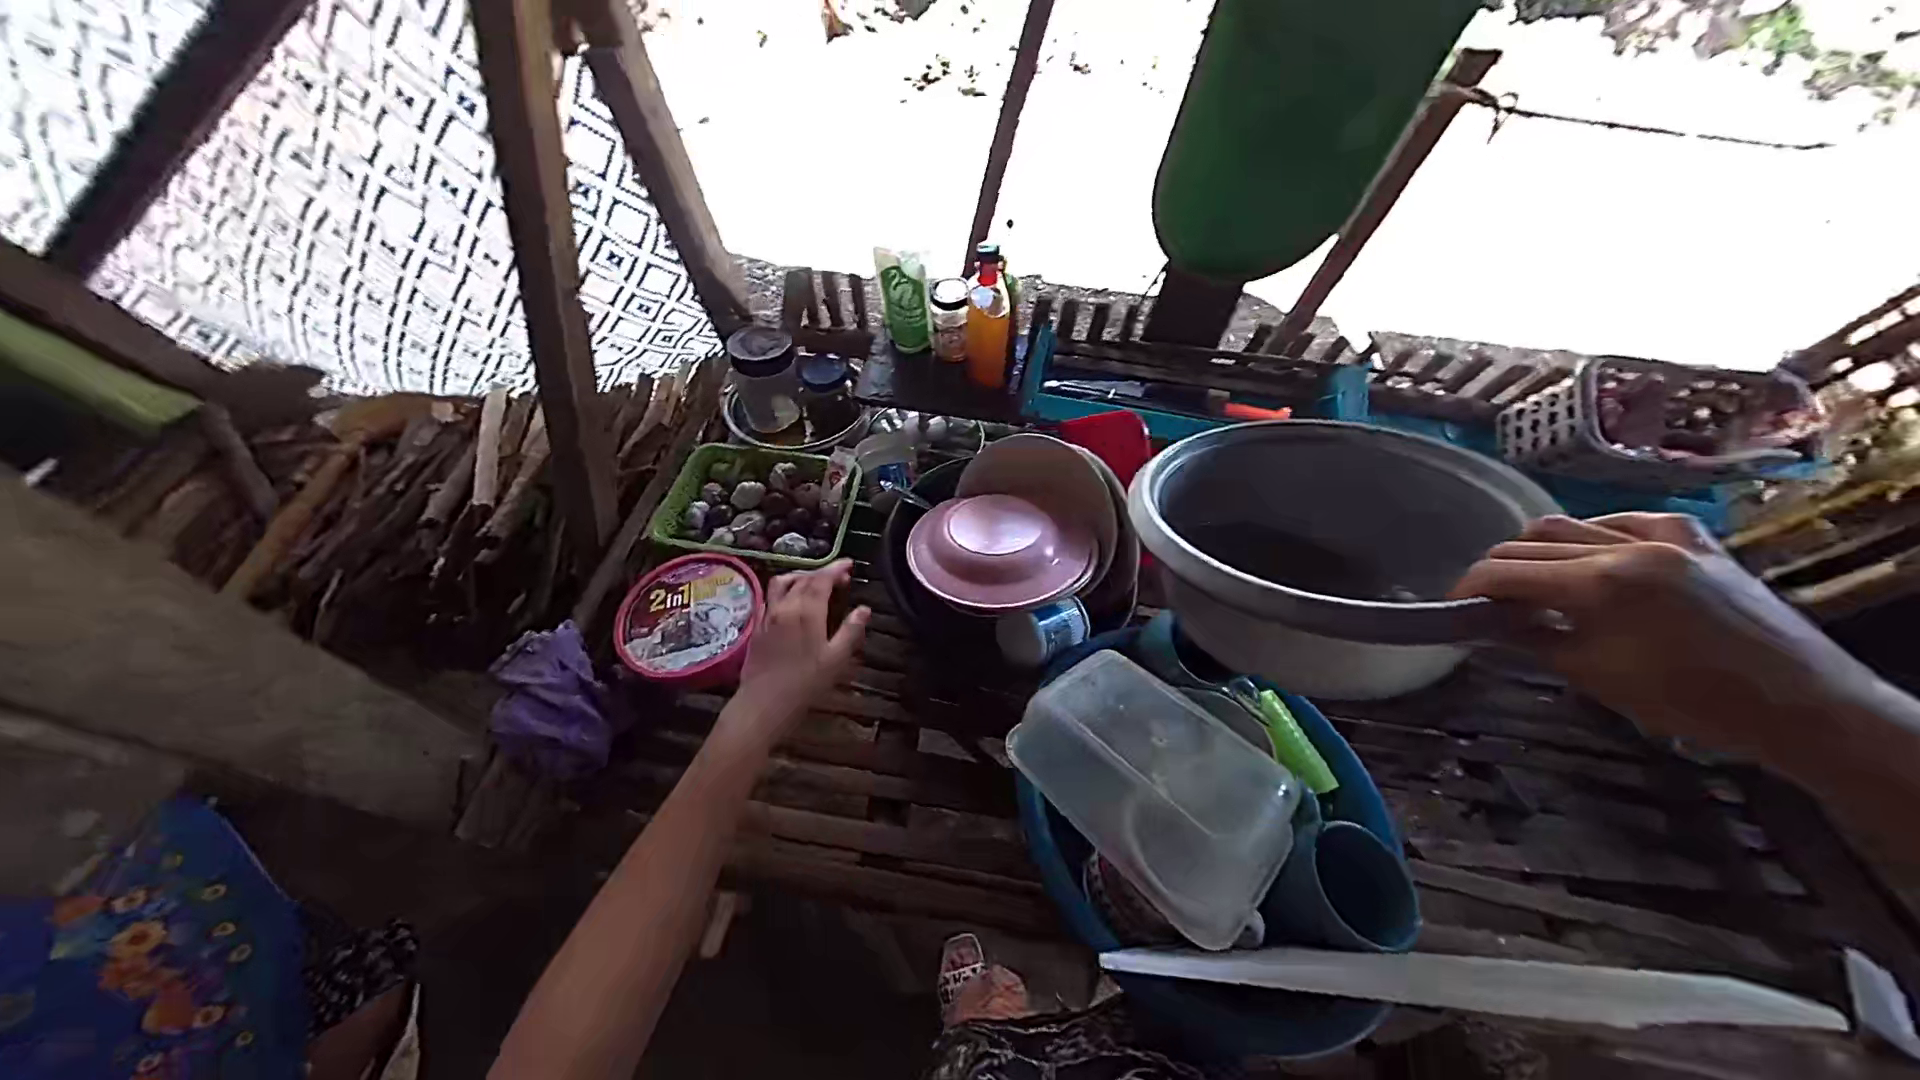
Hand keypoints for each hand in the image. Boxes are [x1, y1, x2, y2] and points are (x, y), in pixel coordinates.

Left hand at [725, 560, 869, 748]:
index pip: (822, 579)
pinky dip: (785, 589)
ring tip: (815, 583)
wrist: (763, 703)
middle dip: (823, 573)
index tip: (849, 564)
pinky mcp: (758, 625)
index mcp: (807, 611)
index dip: (836, 568)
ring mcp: (768, 615)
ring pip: (783, 583)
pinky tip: (792, 600)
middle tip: (840, 577)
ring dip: (801, 577)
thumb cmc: (805, 684)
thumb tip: (864, 609)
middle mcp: (785, 607)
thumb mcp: (836, 660)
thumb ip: (851, 630)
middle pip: (804, 579)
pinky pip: (771, 596)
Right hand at [1450, 513, 1880, 760]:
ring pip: (1567, 525)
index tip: (1454, 605)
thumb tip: (1482, 624)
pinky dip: (1593, 533)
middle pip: (1526, 544)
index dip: (1468, 587)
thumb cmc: (1689, 702)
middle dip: (1494, 571)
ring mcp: (1666, 539)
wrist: (1804, 707)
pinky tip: (1587, 554)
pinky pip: (1625, 520)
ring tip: (1532, 580)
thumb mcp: (1590, 674)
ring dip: (1535, 550)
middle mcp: (1627, 549)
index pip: (1503, 572)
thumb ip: (1527, 637)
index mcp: (1599, 586)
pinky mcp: (1696, 540)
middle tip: (1486, 600)